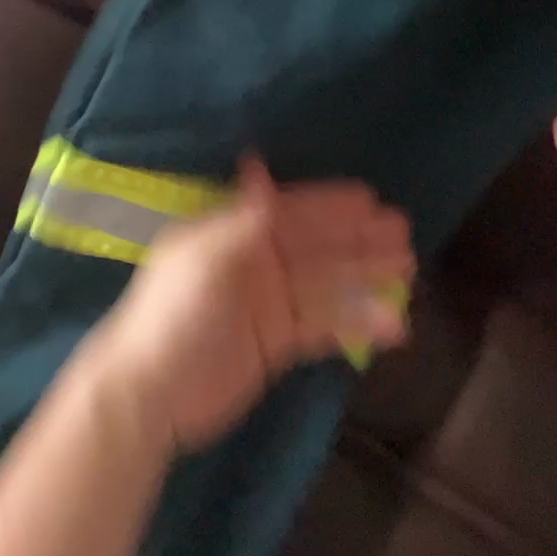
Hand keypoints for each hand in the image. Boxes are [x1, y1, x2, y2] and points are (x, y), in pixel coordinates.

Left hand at [79, 158, 414, 452]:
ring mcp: (266, 305)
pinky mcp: (277, 344)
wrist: (150, 392)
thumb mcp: (205, 258)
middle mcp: (251, 264)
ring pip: (324, 284)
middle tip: (403, 234)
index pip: (286, 212)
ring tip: (407, 272)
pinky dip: (355, 323)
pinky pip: (323, 326)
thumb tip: (259, 163)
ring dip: (363, 277)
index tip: (369, 199)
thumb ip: (243, 218)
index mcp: (229, 236)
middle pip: (313, 247)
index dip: (326, 205)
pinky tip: (391, 324)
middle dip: (356, 240)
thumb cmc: (175, 314)